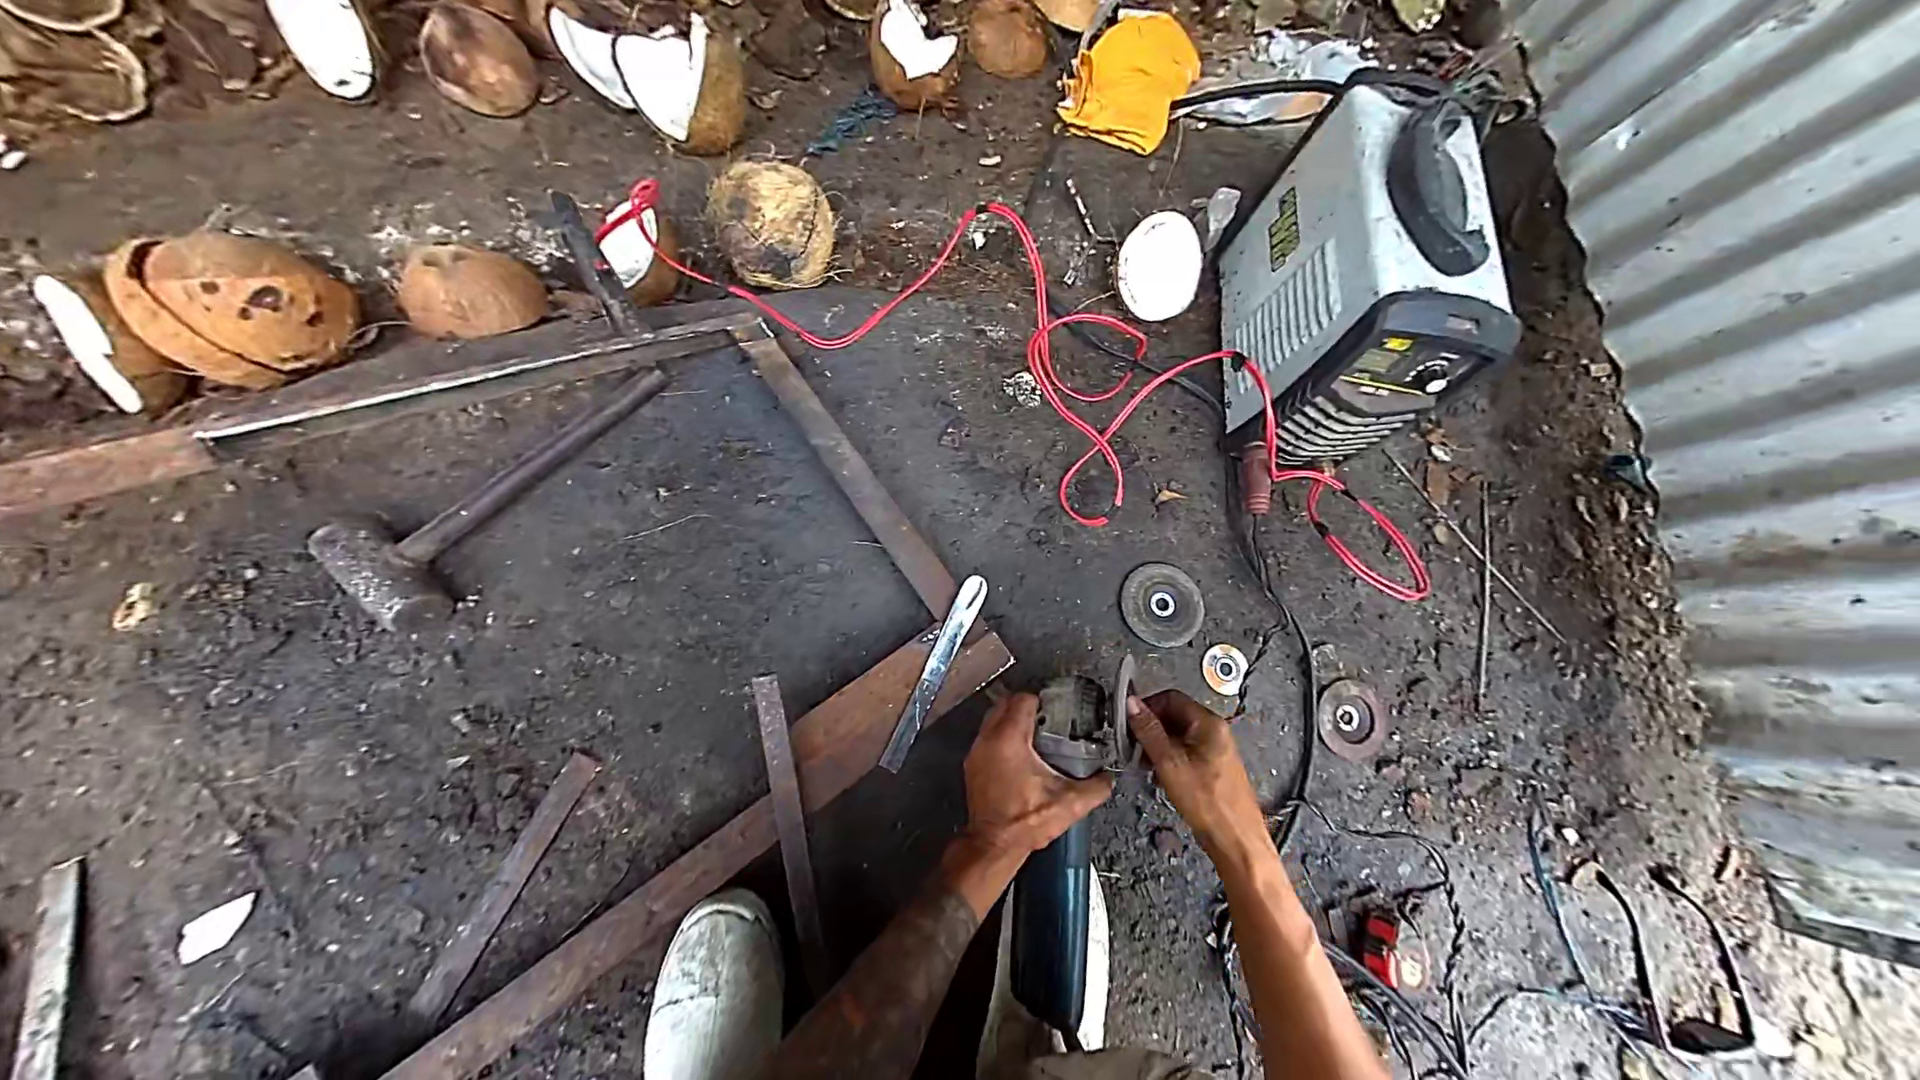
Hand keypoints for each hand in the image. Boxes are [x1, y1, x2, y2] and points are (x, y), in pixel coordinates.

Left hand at [962, 692, 1113, 855]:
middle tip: (1046, 718)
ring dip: (1011, 720)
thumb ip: (1095, 788)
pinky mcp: (972, 764)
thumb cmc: (1027, 821)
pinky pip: (986, 736)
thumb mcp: (1068, 804)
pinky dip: (1001, 735)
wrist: (993, 845)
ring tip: (1035, 733)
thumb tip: (1109, 778)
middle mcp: (988, 739)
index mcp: (1009, 739)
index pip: (1022, 700)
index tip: (1055, 710)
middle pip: (1004, 704)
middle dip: (1024, 706)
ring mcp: (976, 751)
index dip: (1041, 701)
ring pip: (992, 719)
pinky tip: (1020, 751)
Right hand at [1127, 690, 1267, 860]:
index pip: (1170, 697)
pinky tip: (1159, 774)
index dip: (1146, 706)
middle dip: (1149, 728)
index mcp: (1208, 724)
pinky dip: (1167, 758)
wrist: (1235, 841)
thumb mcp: (1169, 763)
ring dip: (1156, 744)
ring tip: (1144, 762)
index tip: (1129, 720)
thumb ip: (1149, 731)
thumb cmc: (1210, 805)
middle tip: (1133, 743)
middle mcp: (1214, 732)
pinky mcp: (1211, 767)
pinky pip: (1183, 751)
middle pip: (1173, 715)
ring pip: (1177, 734)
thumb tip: (1132, 704)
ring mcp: (1214, 750)